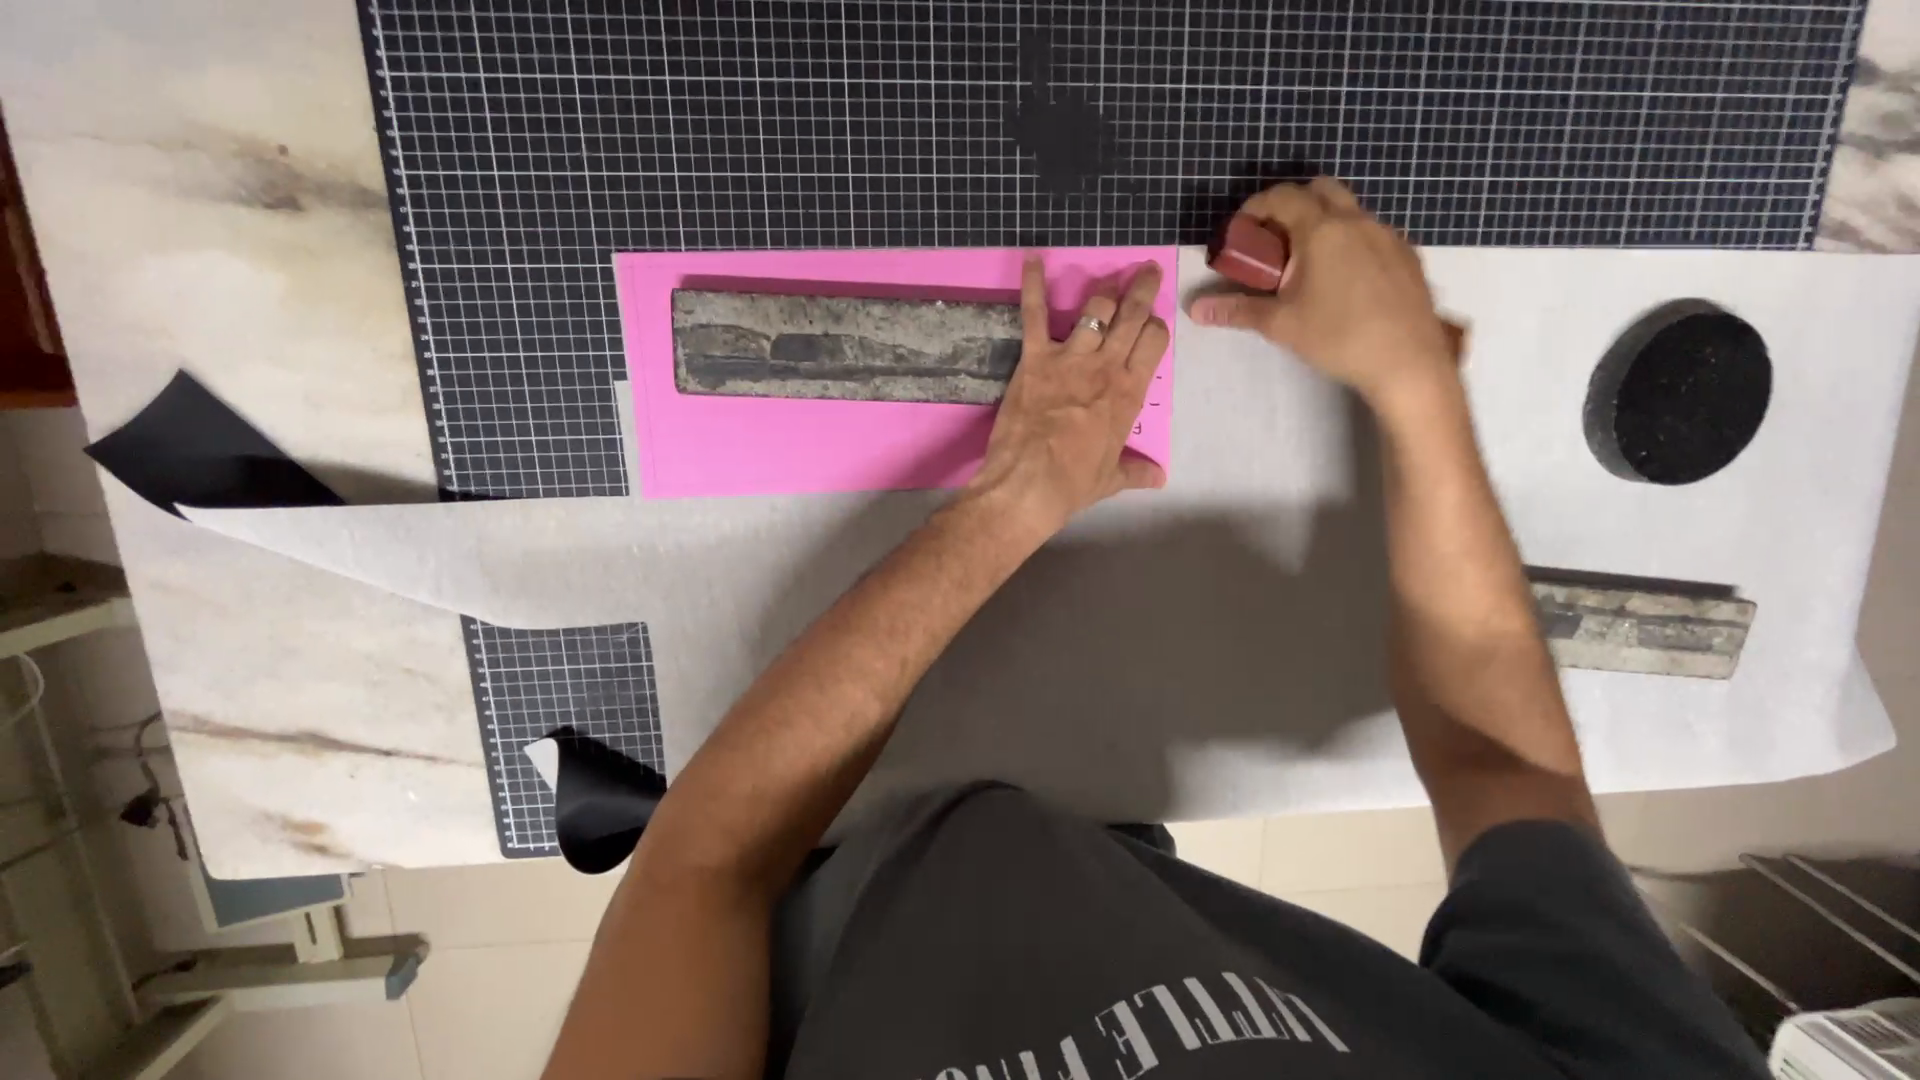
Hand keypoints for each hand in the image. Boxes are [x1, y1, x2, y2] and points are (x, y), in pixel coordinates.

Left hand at [963, 258, 1169, 538]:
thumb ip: (1135, 471)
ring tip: (1107, 284)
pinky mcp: (1034, 358)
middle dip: (1142, 290)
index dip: (1155, 328)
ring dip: (1103, 293)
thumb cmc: (1072, 484)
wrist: (1028, 484)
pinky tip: (1033, 260)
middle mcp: (1105, 367)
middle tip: (1146, 273)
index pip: (1154, 342)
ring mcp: (1069, 358)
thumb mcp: (1110, 479)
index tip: (1152, 325)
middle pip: (1132, 316)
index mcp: (1128, 393)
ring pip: (1095, 309)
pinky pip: (1034, 314)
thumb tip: (1158, 478)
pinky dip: (1032, 286)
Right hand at [1188, 177, 1455, 408]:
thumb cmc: (1338, 338)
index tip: (1240, 233)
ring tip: (1307, 265)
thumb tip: (1195, 310)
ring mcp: (1387, 235)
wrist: (1408, 362)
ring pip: (1349, 210)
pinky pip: (1371, 233)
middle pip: (1320, 189)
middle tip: (1273, 241)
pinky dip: (1349, 242)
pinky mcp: (1407, 255)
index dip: (1255, 208)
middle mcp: (1357, 221)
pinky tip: (1343, 281)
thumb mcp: (1280, 325)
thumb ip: (1237, 310)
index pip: (1282, 196)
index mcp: (1322, 230)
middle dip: (1292, 206)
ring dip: (1323, 223)